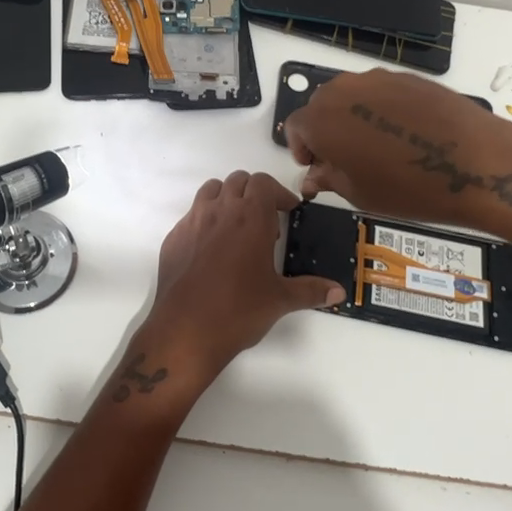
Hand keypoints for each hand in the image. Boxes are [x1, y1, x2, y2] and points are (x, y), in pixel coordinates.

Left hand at [137, 171, 342, 381]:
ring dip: (227, 199)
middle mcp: (220, 210)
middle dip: (254, 193)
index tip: (288, 211)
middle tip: (265, 223)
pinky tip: (211, 251)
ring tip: (237, 228)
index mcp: (250, 217)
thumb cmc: (239, 310)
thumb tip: (338, 292)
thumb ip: (311, 290)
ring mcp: (192, 222)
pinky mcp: (173, 237)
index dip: (278, 193)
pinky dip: (205, 221)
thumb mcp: (281, 300)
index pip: (264, 182)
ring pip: (211, 191)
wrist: (186, 329)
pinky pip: (191, 216)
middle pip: (238, 181)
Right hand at [282, 68, 511, 237]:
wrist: (476, 163)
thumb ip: (328, 178)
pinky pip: (380, 92)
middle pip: (321, 106)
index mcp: (322, 119)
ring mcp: (378, 79)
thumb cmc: (409, 187)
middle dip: (324, 131)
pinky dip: (381, 110)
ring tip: (375, 148)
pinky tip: (402, 136)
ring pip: (351, 96)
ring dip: (352, 118)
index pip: (296, 127)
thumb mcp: (359, 193)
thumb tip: (313, 176)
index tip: (316, 167)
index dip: (301, 149)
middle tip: (343, 160)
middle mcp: (344, 91)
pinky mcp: (408, 77)